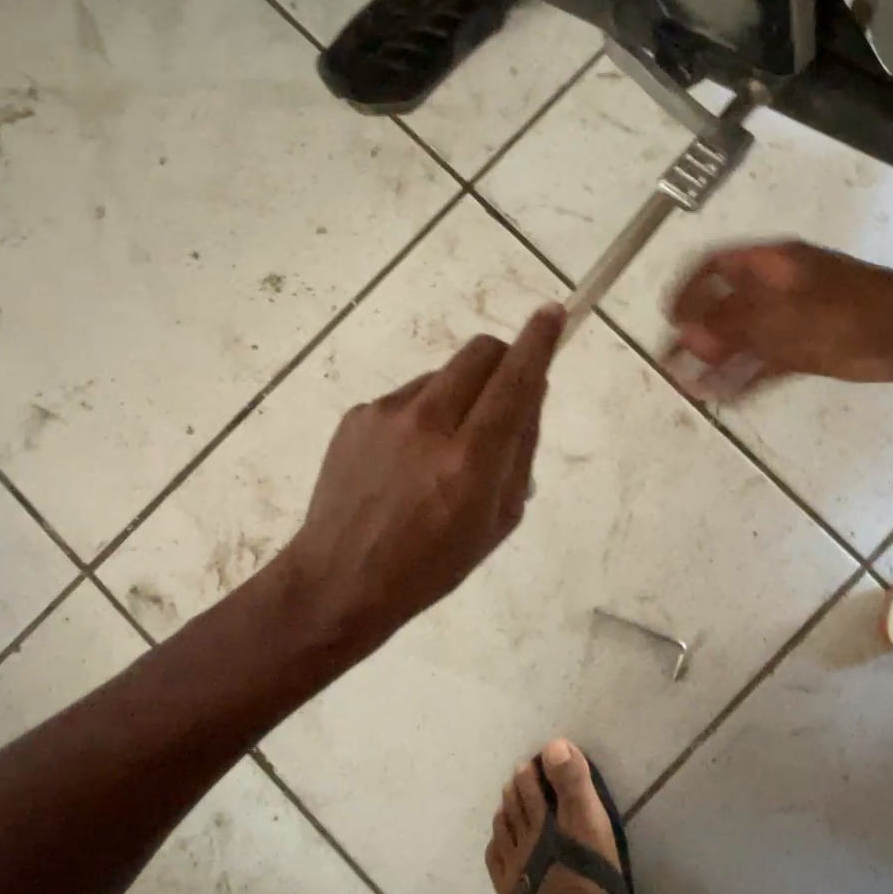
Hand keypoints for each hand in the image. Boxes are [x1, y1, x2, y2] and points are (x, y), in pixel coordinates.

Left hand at [281, 304, 564, 651]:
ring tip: (443, 452)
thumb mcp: (498, 518)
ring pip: (444, 375)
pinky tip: (405, 461)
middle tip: (504, 394)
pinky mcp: (358, 414)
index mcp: (470, 459)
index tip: (553, 313)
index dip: (539, 343)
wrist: (340, 580)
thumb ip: (520, 450)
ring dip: (460, 395)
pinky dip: (423, 415)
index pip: (515, 382)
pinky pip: (409, 397)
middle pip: (479, 353)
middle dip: (503, 360)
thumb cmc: (433, 563)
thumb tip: (531, 394)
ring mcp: (387, 414)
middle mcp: (429, 423)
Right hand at [666, 241, 892, 398]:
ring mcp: (792, 320)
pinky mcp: (807, 350)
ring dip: (716, 362)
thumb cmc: (848, 314)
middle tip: (671, 362)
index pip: (716, 267)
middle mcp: (777, 289)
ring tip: (688, 386)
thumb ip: (733, 325)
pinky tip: (723, 397)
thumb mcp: (784, 317)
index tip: (668, 318)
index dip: (689, 290)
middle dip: (697, 334)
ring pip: (743, 339)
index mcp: (772, 264)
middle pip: (725, 307)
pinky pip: (766, 363)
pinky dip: (744, 378)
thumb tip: (687, 333)